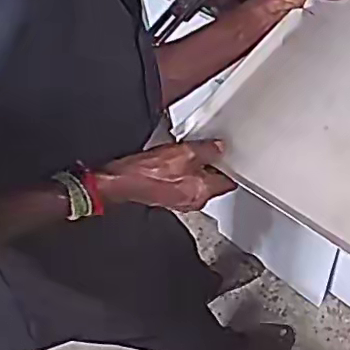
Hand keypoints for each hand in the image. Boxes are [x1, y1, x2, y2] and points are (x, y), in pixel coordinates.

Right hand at [96, 140, 236, 211]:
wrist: (117, 181)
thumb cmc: (146, 172)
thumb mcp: (185, 152)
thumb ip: (207, 150)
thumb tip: (219, 148)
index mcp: (203, 192)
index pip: (228, 183)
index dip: (231, 168)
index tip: (231, 157)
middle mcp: (194, 200)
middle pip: (214, 183)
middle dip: (213, 167)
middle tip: (211, 151)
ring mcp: (180, 200)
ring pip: (197, 182)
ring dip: (196, 169)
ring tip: (189, 155)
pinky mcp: (167, 196)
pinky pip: (182, 183)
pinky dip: (182, 173)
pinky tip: (173, 163)